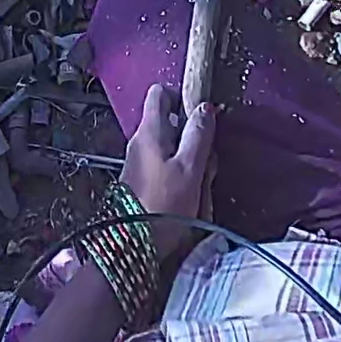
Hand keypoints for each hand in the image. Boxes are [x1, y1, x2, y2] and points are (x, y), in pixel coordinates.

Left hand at [120, 84, 216, 257]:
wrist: (134, 247)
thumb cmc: (163, 205)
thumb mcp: (189, 169)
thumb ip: (198, 136)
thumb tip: (204, 107)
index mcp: (148, 131)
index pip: (159, 94)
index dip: (180, 98)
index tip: (199, 116)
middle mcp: (140, 142)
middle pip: (171, 124)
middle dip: (193, 139)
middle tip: (206, 162)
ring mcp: (140, 162)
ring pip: (172, 149)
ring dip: (191, 163)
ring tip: (200, 187)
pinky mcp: (143, 181)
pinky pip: (167, 169)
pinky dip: (181, 179)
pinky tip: (190, 200)